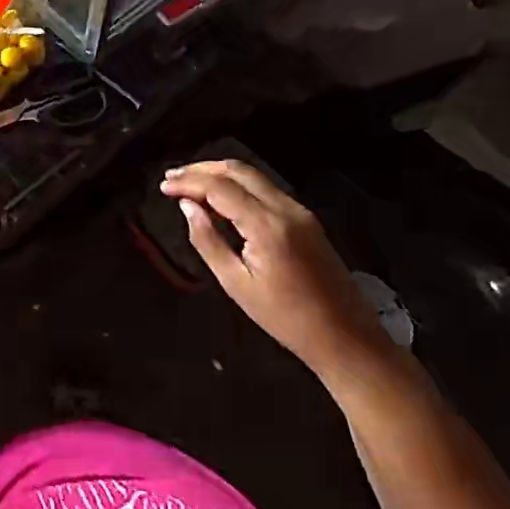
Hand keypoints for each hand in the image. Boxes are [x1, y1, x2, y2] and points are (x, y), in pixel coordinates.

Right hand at [160, 161, 395, 383]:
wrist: (347, 339)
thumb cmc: (286, 318)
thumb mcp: (235, 283)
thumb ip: (207, 239)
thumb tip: (187, 206)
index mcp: (268, 226)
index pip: (220, 188)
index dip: (188, 182)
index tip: (163, 186)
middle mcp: (286, 209)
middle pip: (238, 170)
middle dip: (201, 169)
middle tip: (171, 177)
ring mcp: (300, 212)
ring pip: (253, 175)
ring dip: (219, 174)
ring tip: (188, 183)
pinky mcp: (305, 220)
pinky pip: (265, 189)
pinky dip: (237, 185)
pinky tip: (219, 198)